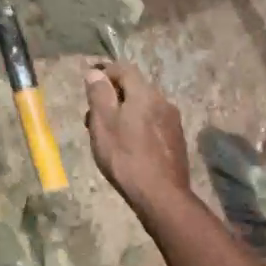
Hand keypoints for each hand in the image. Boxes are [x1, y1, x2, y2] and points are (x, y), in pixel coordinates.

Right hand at [84, 61, 192, 208]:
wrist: (161, 195)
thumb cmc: (125, 156)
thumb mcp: (103, 123)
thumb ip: (99, 94)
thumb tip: (95, 72)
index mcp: (145, 94)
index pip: (124, 69)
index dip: (105, 72)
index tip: (89, 84)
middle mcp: (163, 102)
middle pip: (134, 89)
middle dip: (113, 97)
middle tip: (93, 117)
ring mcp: (173, 122)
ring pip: (143, 108)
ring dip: (124, 114)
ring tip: (108, 135)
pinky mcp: (176, 141)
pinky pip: (152, 124)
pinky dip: (137, 127)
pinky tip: (128, 147)